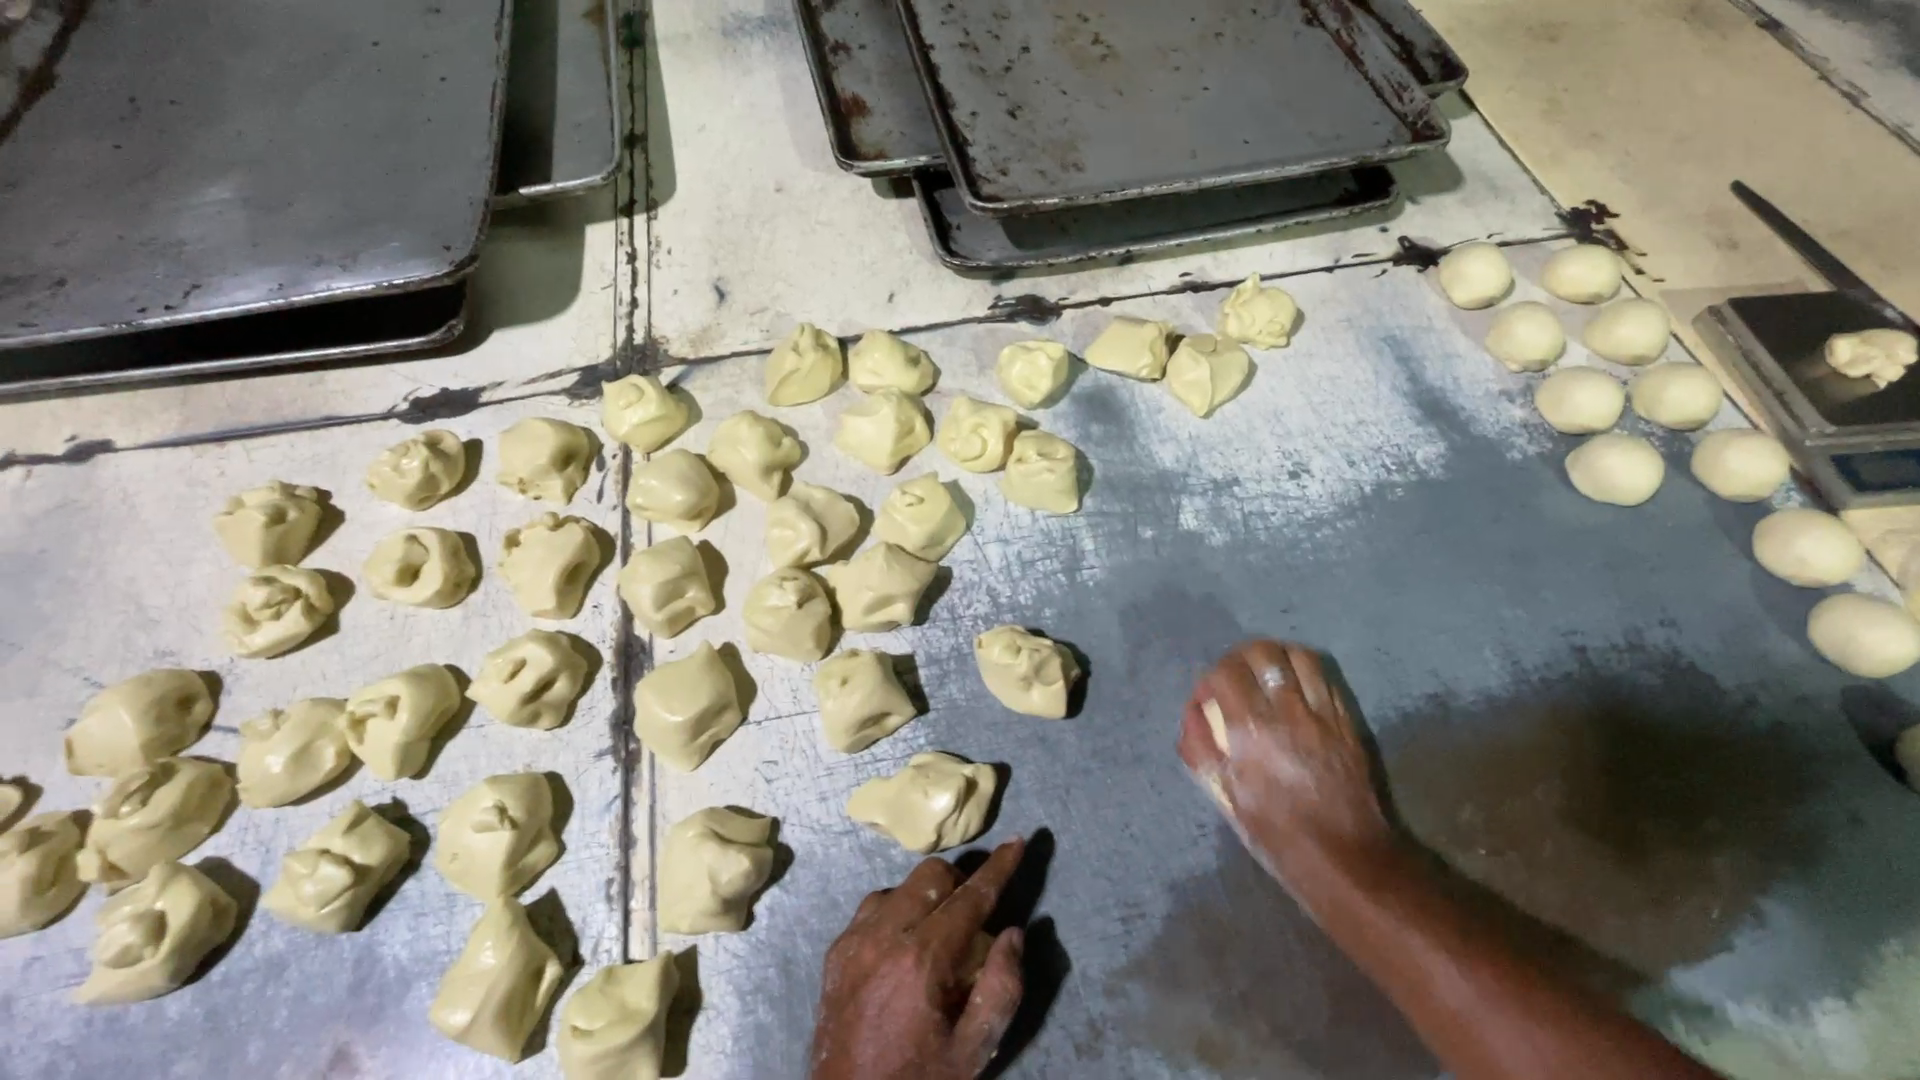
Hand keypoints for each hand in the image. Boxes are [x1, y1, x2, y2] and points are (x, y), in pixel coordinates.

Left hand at [810, 838, 1026, 1079]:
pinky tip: (903, 942)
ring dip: (925, 895)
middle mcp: (884, 936)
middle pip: (930, 875)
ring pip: (898, 885)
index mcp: (922, 959)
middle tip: (974, 910)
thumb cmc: (918, 1079)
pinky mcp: (835, 951)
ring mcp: (854, 940)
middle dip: (959, 881)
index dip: (998, 868)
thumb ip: (1002, 988)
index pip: (970, 897)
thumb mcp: (974, 1050)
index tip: (1018, 841)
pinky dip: (895, 911)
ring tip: (938, 929)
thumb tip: (1013, 933)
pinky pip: (871, 907)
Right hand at [1178, 640, 1395, 899]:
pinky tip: (1296, 690)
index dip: (1209, 679)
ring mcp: (1322, 714)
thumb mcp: (1225, 797)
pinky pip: (1325, 677)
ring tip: (1267, 676)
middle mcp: (1287, 712)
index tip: (1207, 699)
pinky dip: (1304, 673)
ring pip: (1298, 656)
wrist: (1344, 856)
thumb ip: (1200, 750)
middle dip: (1240, 658)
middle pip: (1262, 652)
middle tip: (1235, 678)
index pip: (1224, 673)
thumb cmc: (1276, 834)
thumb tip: (1193, 714)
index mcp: (1251, 731)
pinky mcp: (1347, 722)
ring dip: (1276, 659)